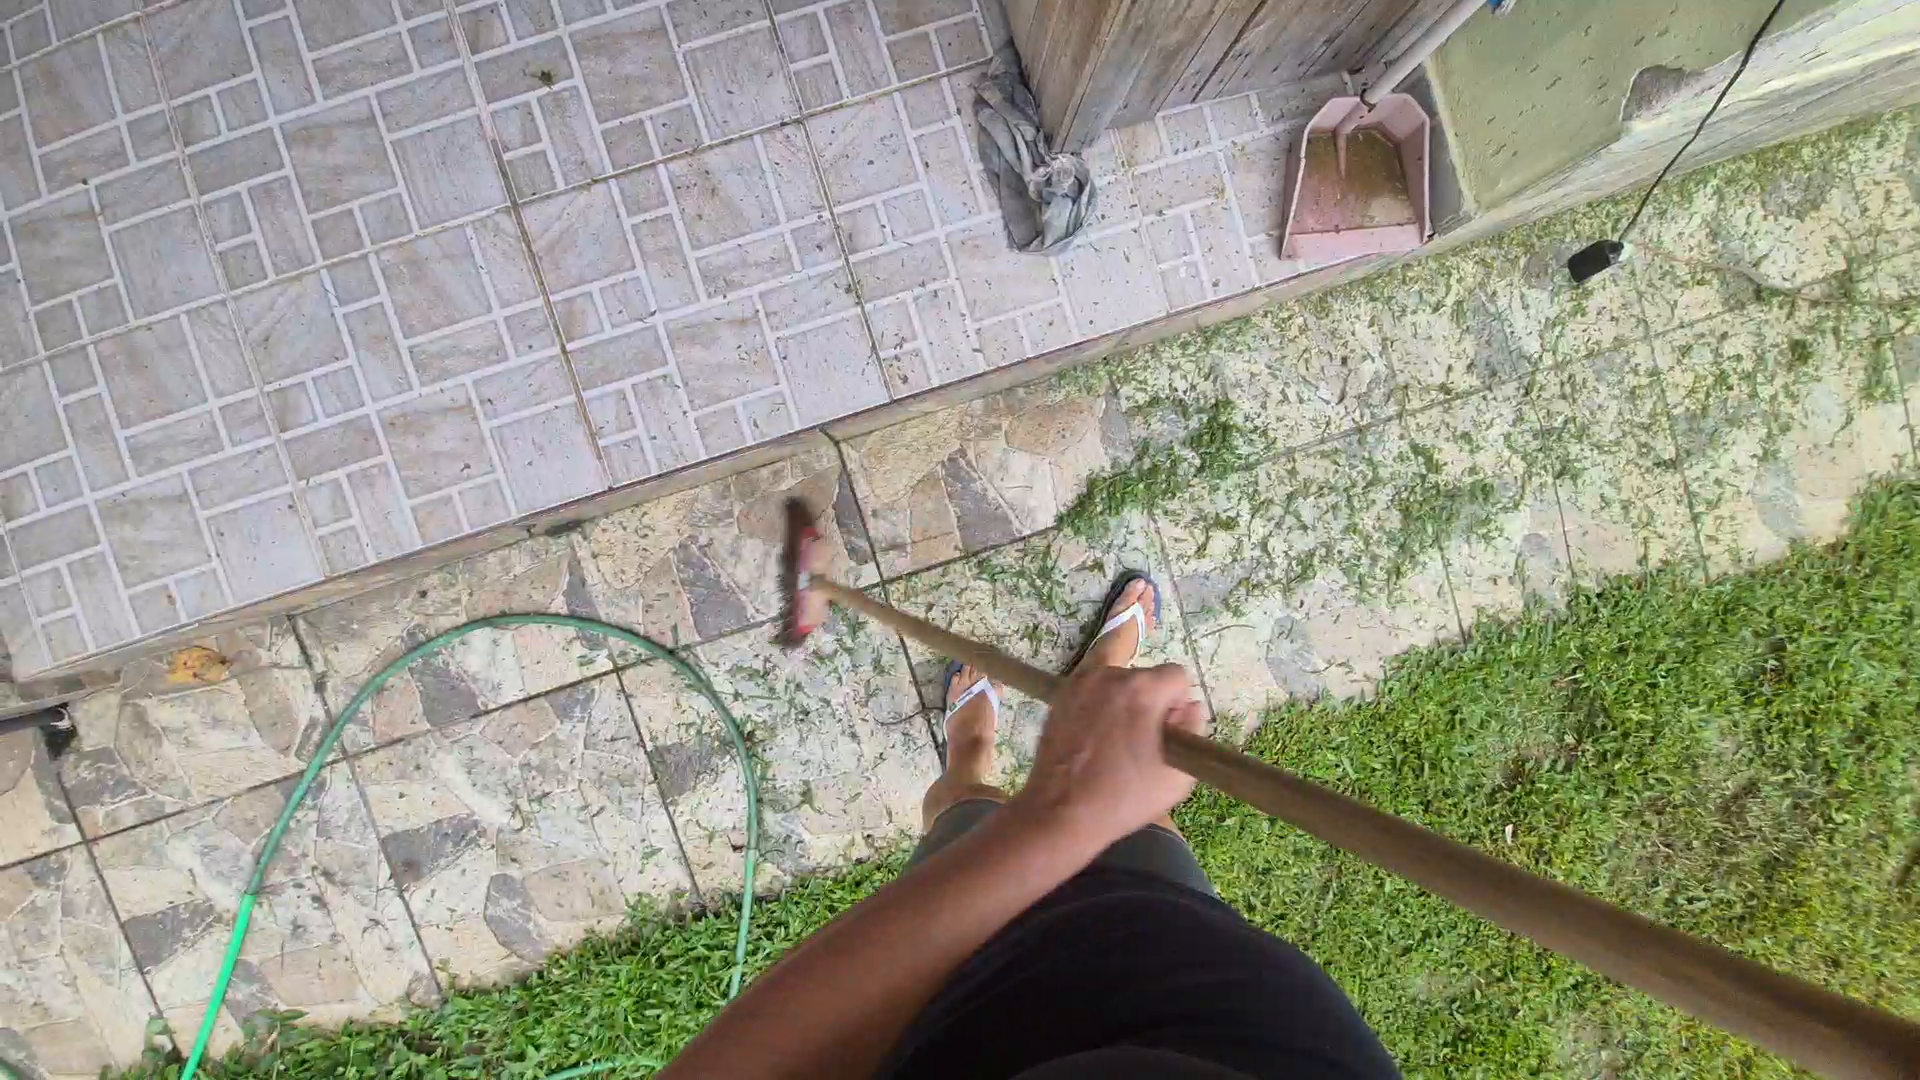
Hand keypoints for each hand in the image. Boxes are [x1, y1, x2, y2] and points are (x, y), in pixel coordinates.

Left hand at [1010, 663, 1209, 851]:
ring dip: (1124, 694)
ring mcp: (1081, 682)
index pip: (1177, 675)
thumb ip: (1193, 729)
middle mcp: (1111, 675)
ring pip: (1116, 674)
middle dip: (1151, 698)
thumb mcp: (1177, 775)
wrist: (1063, 810)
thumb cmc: (1124, 796)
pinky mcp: (1061, 694)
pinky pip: (1090, 682)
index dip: (1179, 703)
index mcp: (1143, 689)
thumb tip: (1192, 706)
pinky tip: (1098, 722)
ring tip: (1117, 729)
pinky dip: (1099, 694)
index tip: (1168, 729)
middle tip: (1142, 735)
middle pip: (1145, 675)